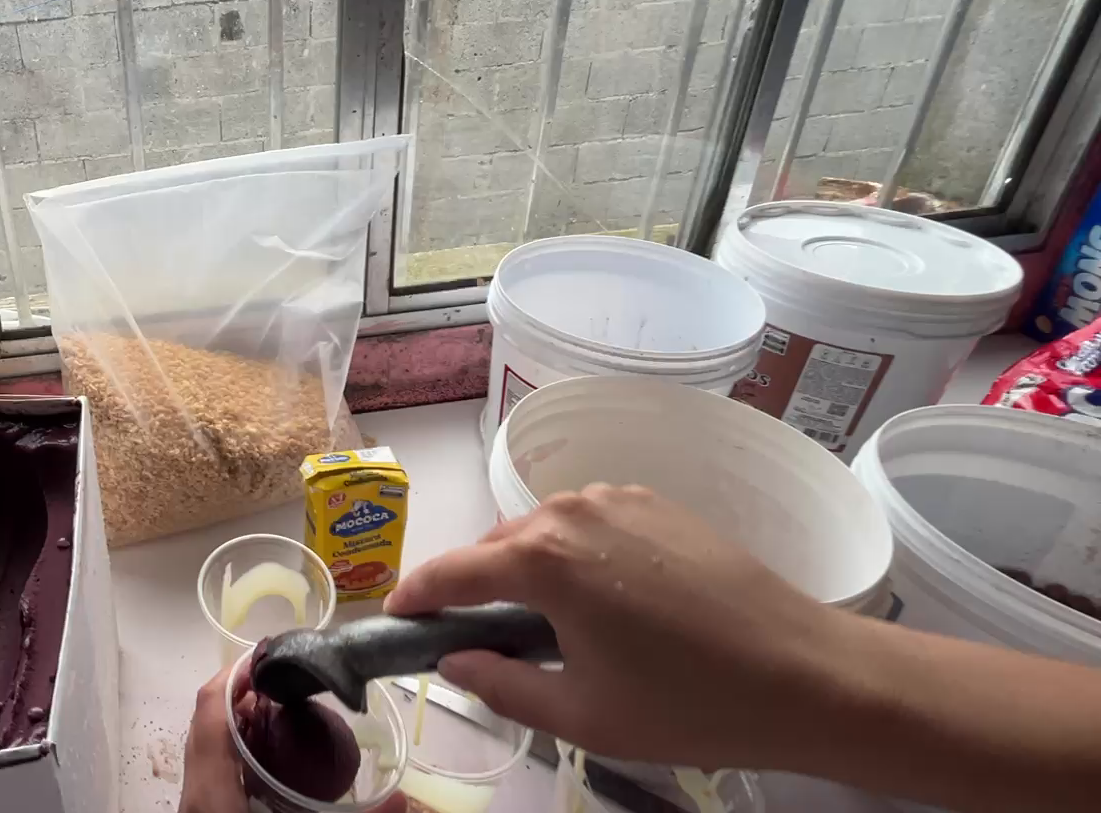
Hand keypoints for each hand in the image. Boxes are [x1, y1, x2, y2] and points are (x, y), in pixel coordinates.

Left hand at [178, 664, 408, 812]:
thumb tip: (410, 803)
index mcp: (211, 796)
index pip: (209, 709)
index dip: (236, 673)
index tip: (272, 656)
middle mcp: (195, 796)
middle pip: (206, 722)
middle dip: (241, 695)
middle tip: (287, 685)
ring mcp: (196, 807)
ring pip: (205, 748)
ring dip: (237, 724)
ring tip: (282, 715)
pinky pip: (212, 773)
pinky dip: (236, 756)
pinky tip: (270, 768)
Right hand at [385, 484, 853, 769]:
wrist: (817, 676)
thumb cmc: (692, 704)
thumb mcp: (584, 715)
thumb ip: (499, 685)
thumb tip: (452, 660)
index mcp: (541, 561)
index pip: (451, 571)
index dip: (417, 594)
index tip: (397, 614)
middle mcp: (562, 511)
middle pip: (493, 547)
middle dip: (477, 585)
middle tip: (488, 632)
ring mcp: (607, 497)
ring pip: (535, 530)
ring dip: (526, 566)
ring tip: (556, 616)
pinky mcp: (644, 497)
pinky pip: (581, 520)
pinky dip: (571, 550)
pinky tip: (607, 589)